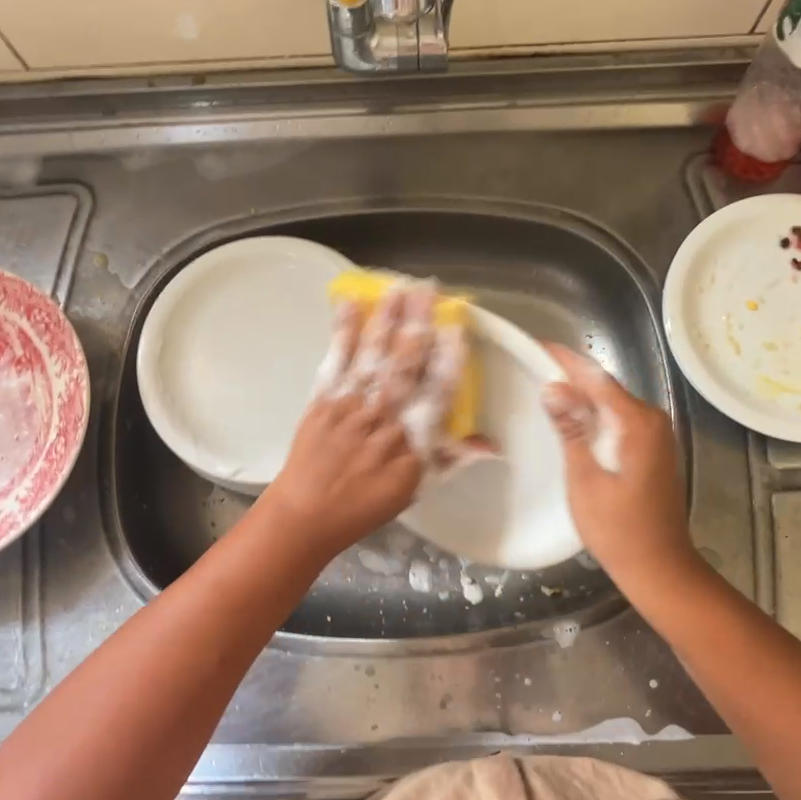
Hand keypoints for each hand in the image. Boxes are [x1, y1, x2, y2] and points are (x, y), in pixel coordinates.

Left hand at [256, 282, 464, 562]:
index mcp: (412, 438)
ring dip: (386, 317)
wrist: (308, 513)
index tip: (457, 326)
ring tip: (397, 286)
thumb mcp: (416, 487)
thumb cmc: (366, 503)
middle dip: (418, 322)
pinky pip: (336, 358)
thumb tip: (492, 446)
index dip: (448, 357)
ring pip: (373, 353)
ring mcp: (351, 403)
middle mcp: (384, 415)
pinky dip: (343, 330)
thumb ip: (451, 458)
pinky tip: (350, 304)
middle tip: (429, 287)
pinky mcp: (323, 397)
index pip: (438, 390)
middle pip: (406, 362)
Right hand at [541, 344, 694, 579]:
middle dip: (569, 375)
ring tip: (541, 387)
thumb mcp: (585, 478)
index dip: (564, 360)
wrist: (658, 566)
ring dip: (580, 395)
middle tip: (529, 365)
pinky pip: (618, 419)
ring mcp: (655, 434)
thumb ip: (571, 429)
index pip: (596, 377)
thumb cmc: (617, 528)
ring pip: (611, 403)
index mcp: (637, 422)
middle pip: (605, 386)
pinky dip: (594, 415)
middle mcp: (652, 419)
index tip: (534, 345)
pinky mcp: (652, 449)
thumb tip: (552, 388)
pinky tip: (569, 418)